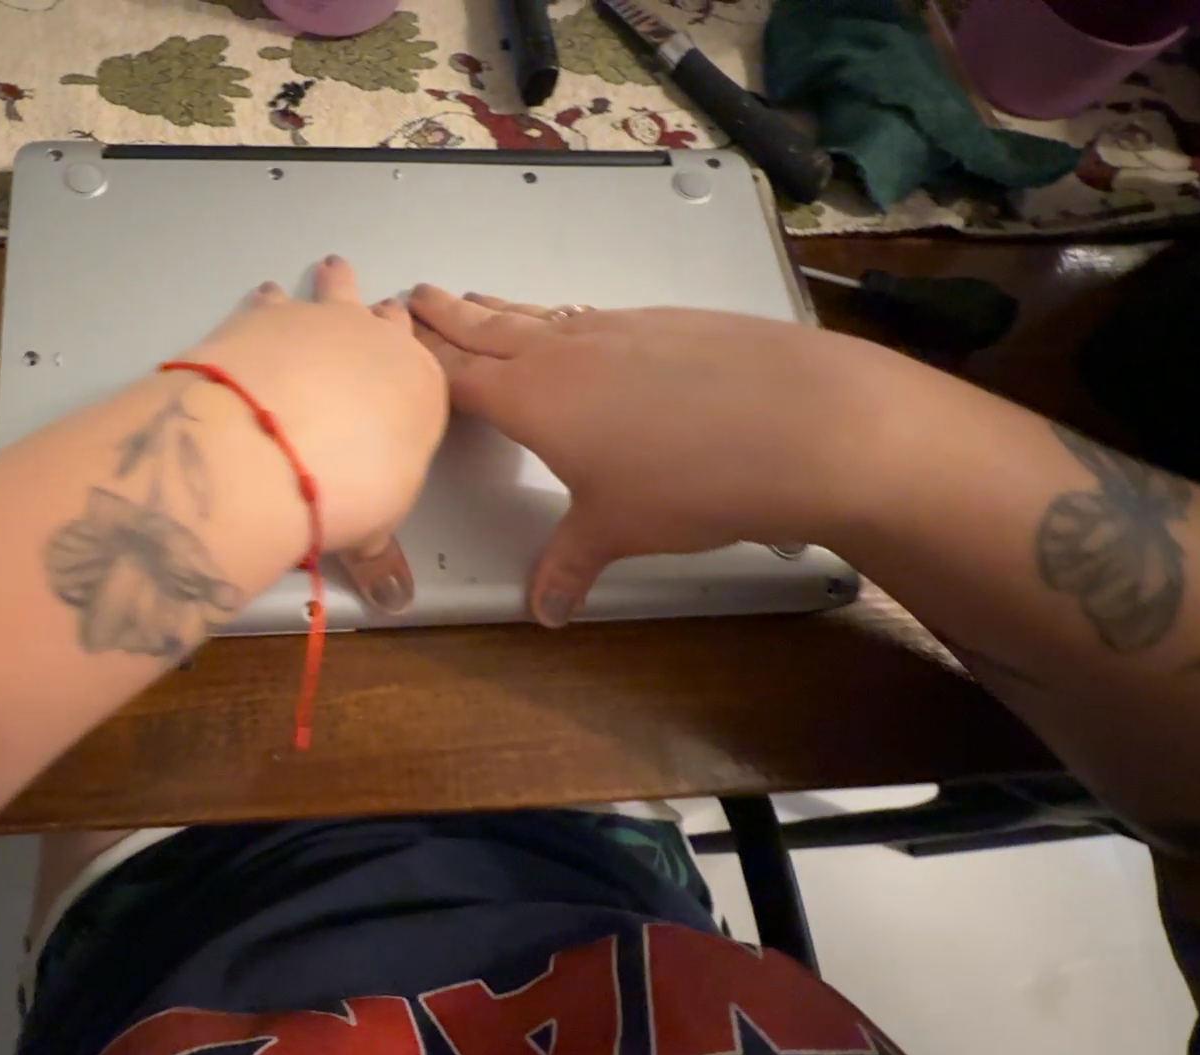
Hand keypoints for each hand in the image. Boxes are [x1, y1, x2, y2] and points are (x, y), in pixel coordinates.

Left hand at [182, 257, 447, 611]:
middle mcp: (377, 345)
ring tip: (331, 268)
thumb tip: (395, 599)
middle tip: (382, 305)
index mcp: (420, 391)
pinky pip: (273, 300)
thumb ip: (380, 558)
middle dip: (384, 316)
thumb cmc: (348, 488)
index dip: (412, 367)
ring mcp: (322, 322)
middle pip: (387, 319)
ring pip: (336, 292)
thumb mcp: (372, 532)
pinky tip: (263, 296)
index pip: (423, 372)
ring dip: (334, 283)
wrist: (280, 445)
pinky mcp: (267, 315)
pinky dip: (269, 300)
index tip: (407, 361)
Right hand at [408, 286, 895, 625]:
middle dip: (442, 313)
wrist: (810, 425)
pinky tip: (569, 326)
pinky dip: (558, 317)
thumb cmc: (691, 480)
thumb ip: (569, 567)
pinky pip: (586, 315)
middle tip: (410, 295)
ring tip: (472, 297)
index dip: (417, 358)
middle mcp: (562, 352)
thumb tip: (547, 613)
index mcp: (530, 397)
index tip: (388, 340)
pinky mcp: (662, 321)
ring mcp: (614, 328)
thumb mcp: (616, 529)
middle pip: (484, 326)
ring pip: (535, 314)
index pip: (453, 373)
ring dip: (496, 307)